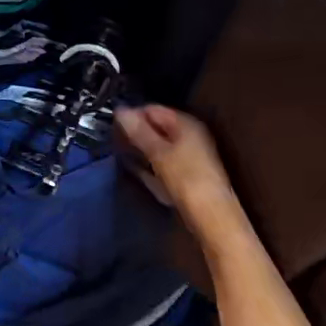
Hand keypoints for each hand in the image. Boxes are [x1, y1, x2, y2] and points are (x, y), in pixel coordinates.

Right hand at [115, 104, 235, 217]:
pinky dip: (153, 165)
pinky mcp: (189, 172)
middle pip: (156, 127)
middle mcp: (191, 134)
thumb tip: (120, 110)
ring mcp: (191, 154)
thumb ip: (138, 131)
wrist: (211, 216)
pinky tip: (143, 174)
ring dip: (143, 151)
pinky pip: (164, 161)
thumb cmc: (185, 179)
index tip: (114, 129)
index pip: (152, 109)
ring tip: (127, 159)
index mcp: (186, 123)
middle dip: (136, 135)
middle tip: (117, 145)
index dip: (132, 117)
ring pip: (159, 146)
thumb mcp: (157, 152)